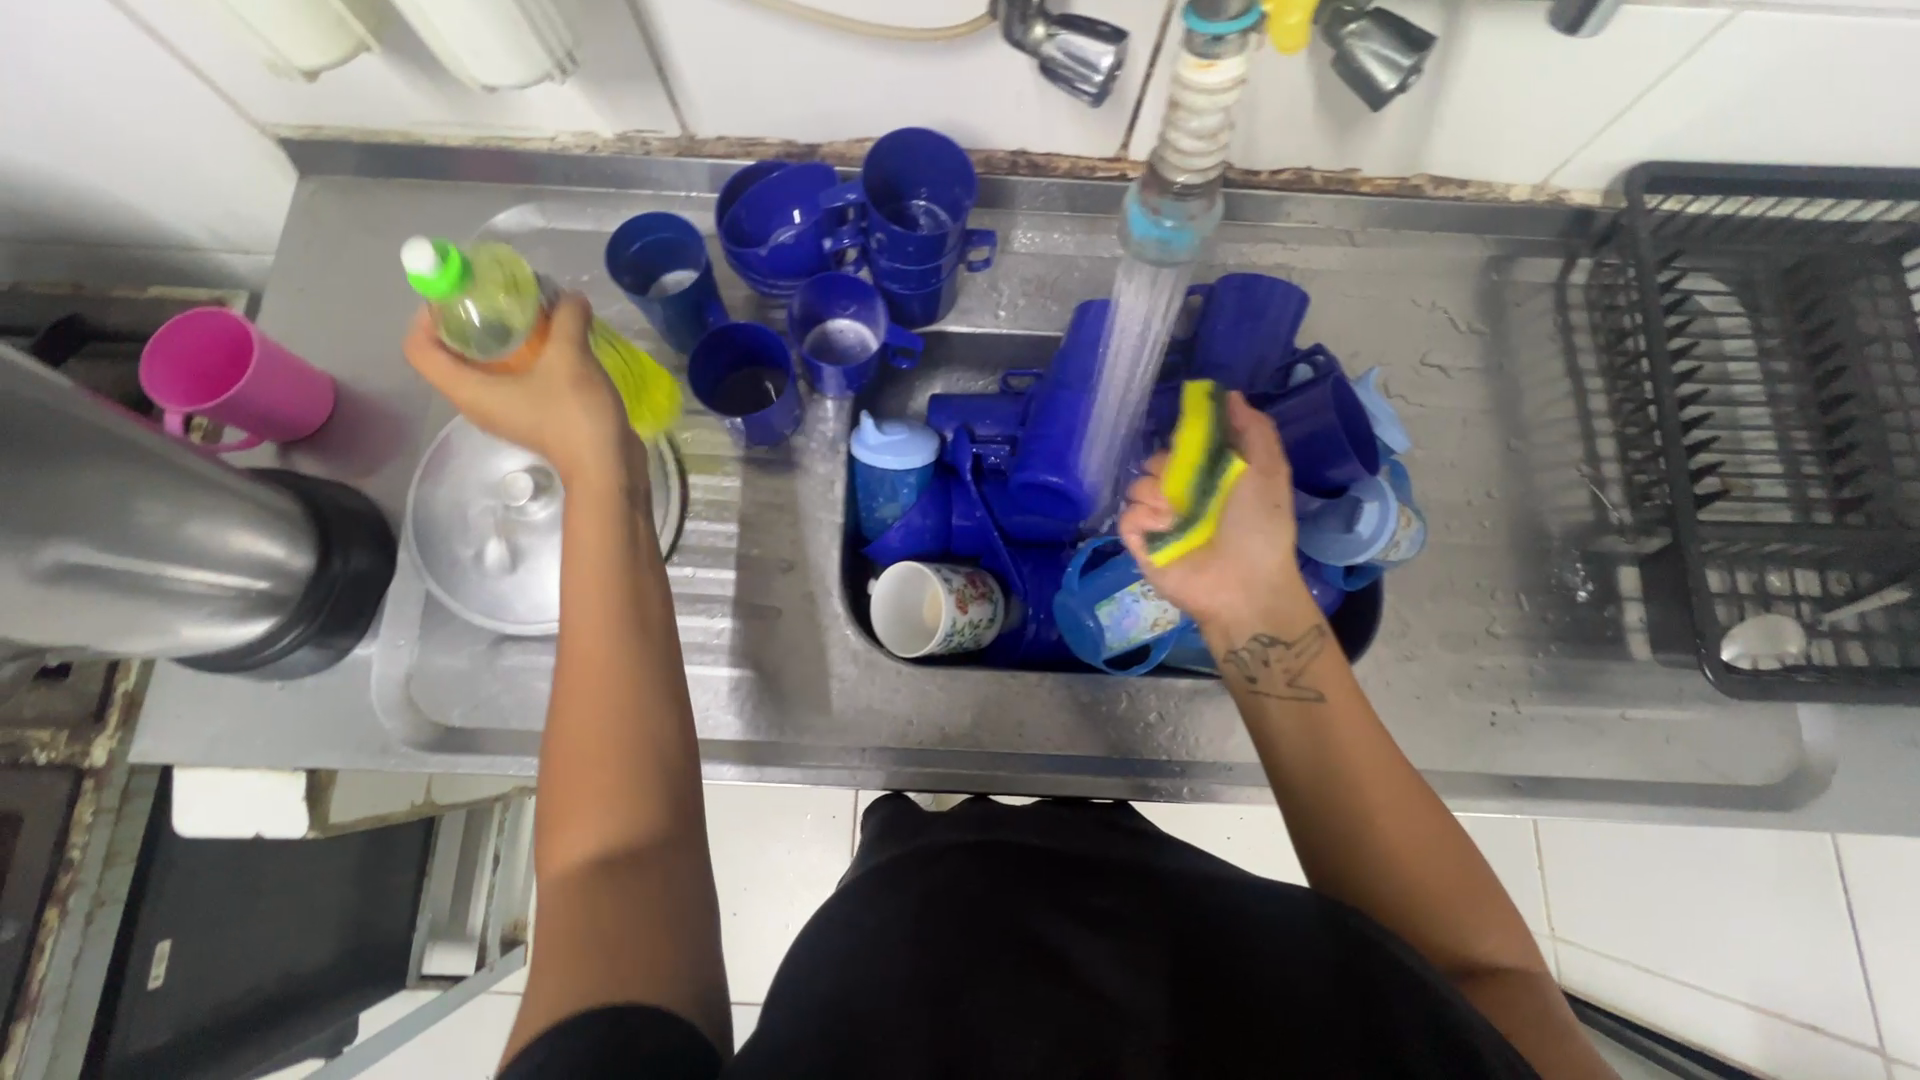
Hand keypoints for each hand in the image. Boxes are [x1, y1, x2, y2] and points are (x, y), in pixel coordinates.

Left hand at [404, 292, 642, 487]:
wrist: (606, 468)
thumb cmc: (574, 415)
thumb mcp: (570, 357)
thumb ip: (567, 319)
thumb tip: (571, 297)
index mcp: (468, 389)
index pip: (419, 349)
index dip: (427, 318)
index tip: (457, 298)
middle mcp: (476, 403)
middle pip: (450, 357)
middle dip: (468, 324)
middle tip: (495, 301)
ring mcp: (503, 414)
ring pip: (483, 370)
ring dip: (499, 342)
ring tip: (526, 319)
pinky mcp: (528, 419)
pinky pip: (509, 382)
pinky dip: (520, 360)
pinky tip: (550, 347)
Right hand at [1118, 390, 1314, 635]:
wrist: (1244, 584)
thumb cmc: (1260, 526)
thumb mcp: (1268, 470)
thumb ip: (1253, 429)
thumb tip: (1228, 394)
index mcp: (1211, 476)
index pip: (1184, 443)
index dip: (1185, 437)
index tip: (1192, 438)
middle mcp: (1183, 496)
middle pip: (1155, 461)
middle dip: (1168, 465)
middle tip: (1186, 484)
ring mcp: (1159, 520)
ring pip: (1138, 484)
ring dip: (1156, 492)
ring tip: (1177, 514)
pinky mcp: (1140, 542)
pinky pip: (1128, 514)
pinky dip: (1144, 517)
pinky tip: (1165, 530)